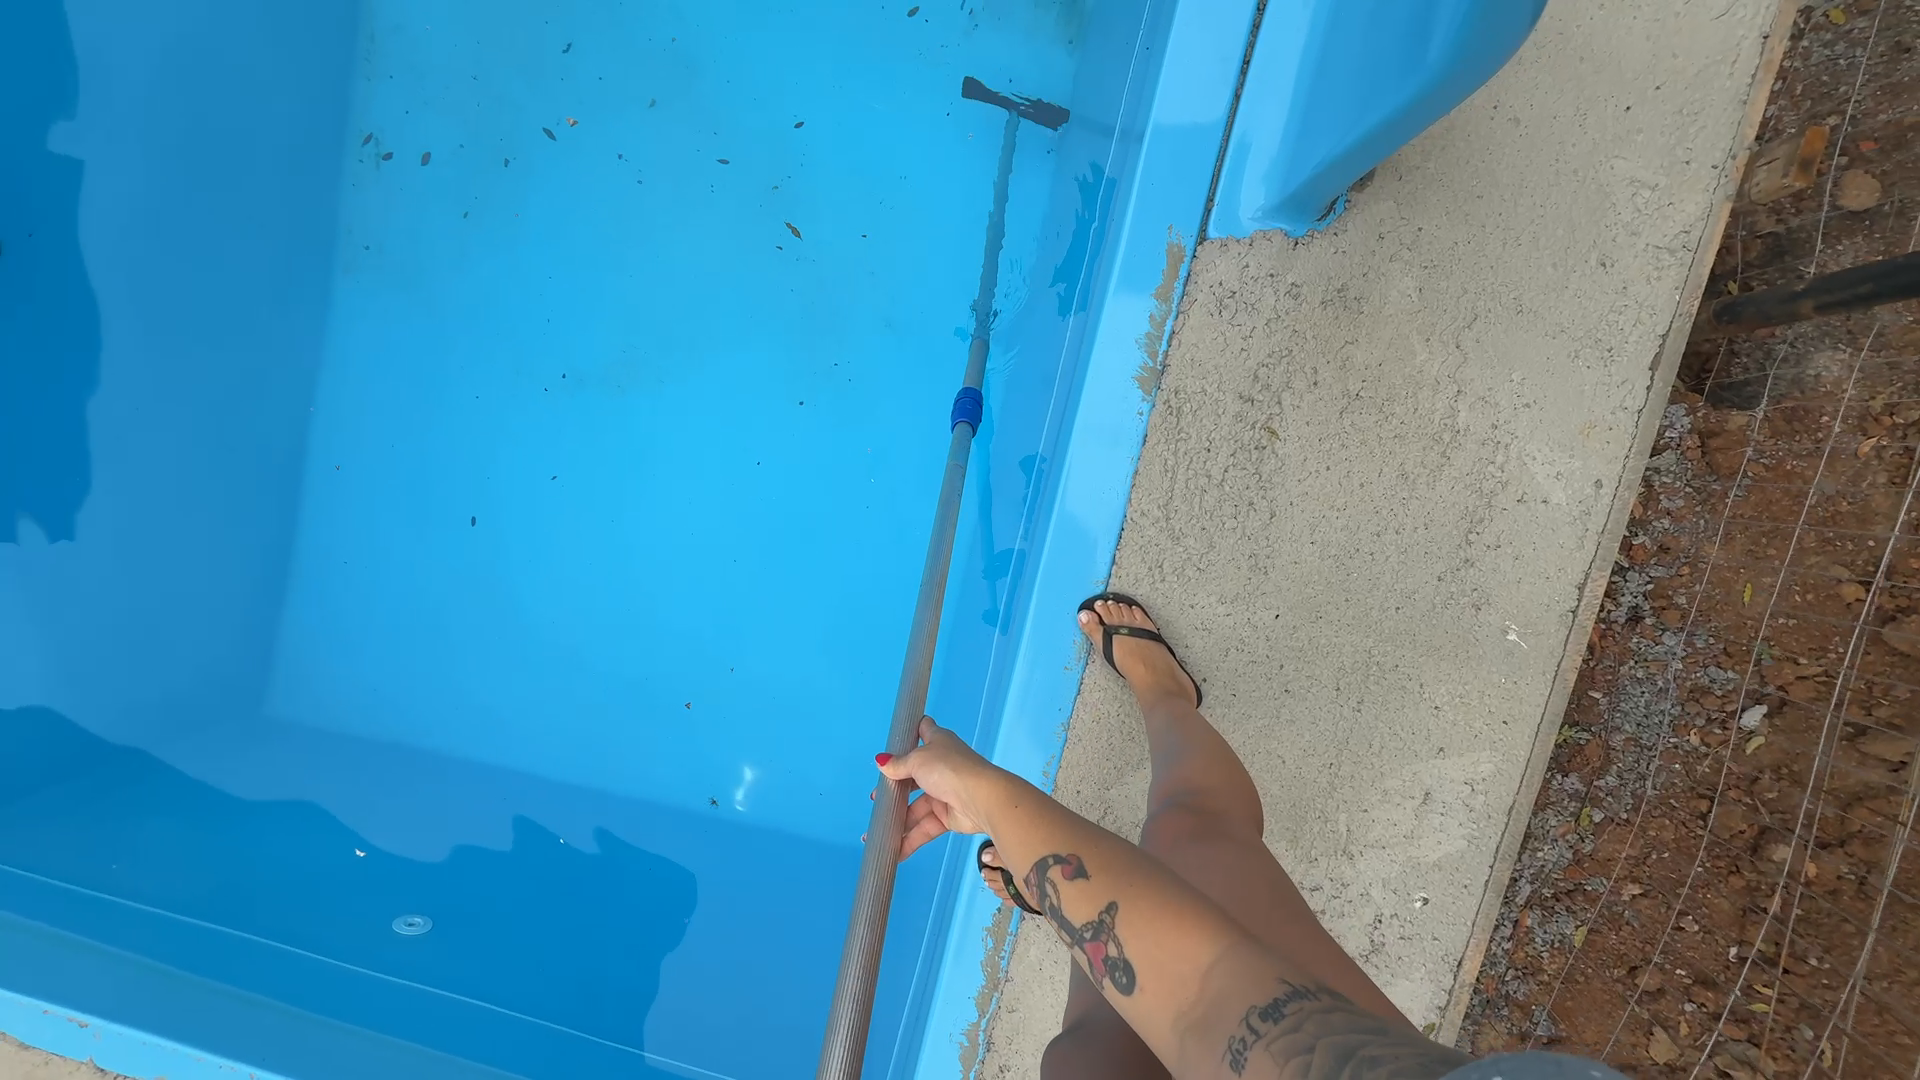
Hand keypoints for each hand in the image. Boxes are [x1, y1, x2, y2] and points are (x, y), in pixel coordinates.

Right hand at [876, 716, 1010, 861]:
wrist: (981, 799)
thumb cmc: (948, 769)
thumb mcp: (917, 760)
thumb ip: (898, 764)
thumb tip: (881, 761)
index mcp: (937, 743)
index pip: (924, 730)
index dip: (910, 732)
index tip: (895, 740)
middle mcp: (941, 765)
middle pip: (914, 775)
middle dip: (896, 788)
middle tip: (877, 799)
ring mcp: (945, 791)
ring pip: (917, 807)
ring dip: (899, 820)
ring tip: (878, 831)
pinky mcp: (948, 816)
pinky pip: (926, 827)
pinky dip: (911, 840)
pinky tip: (895, 851)